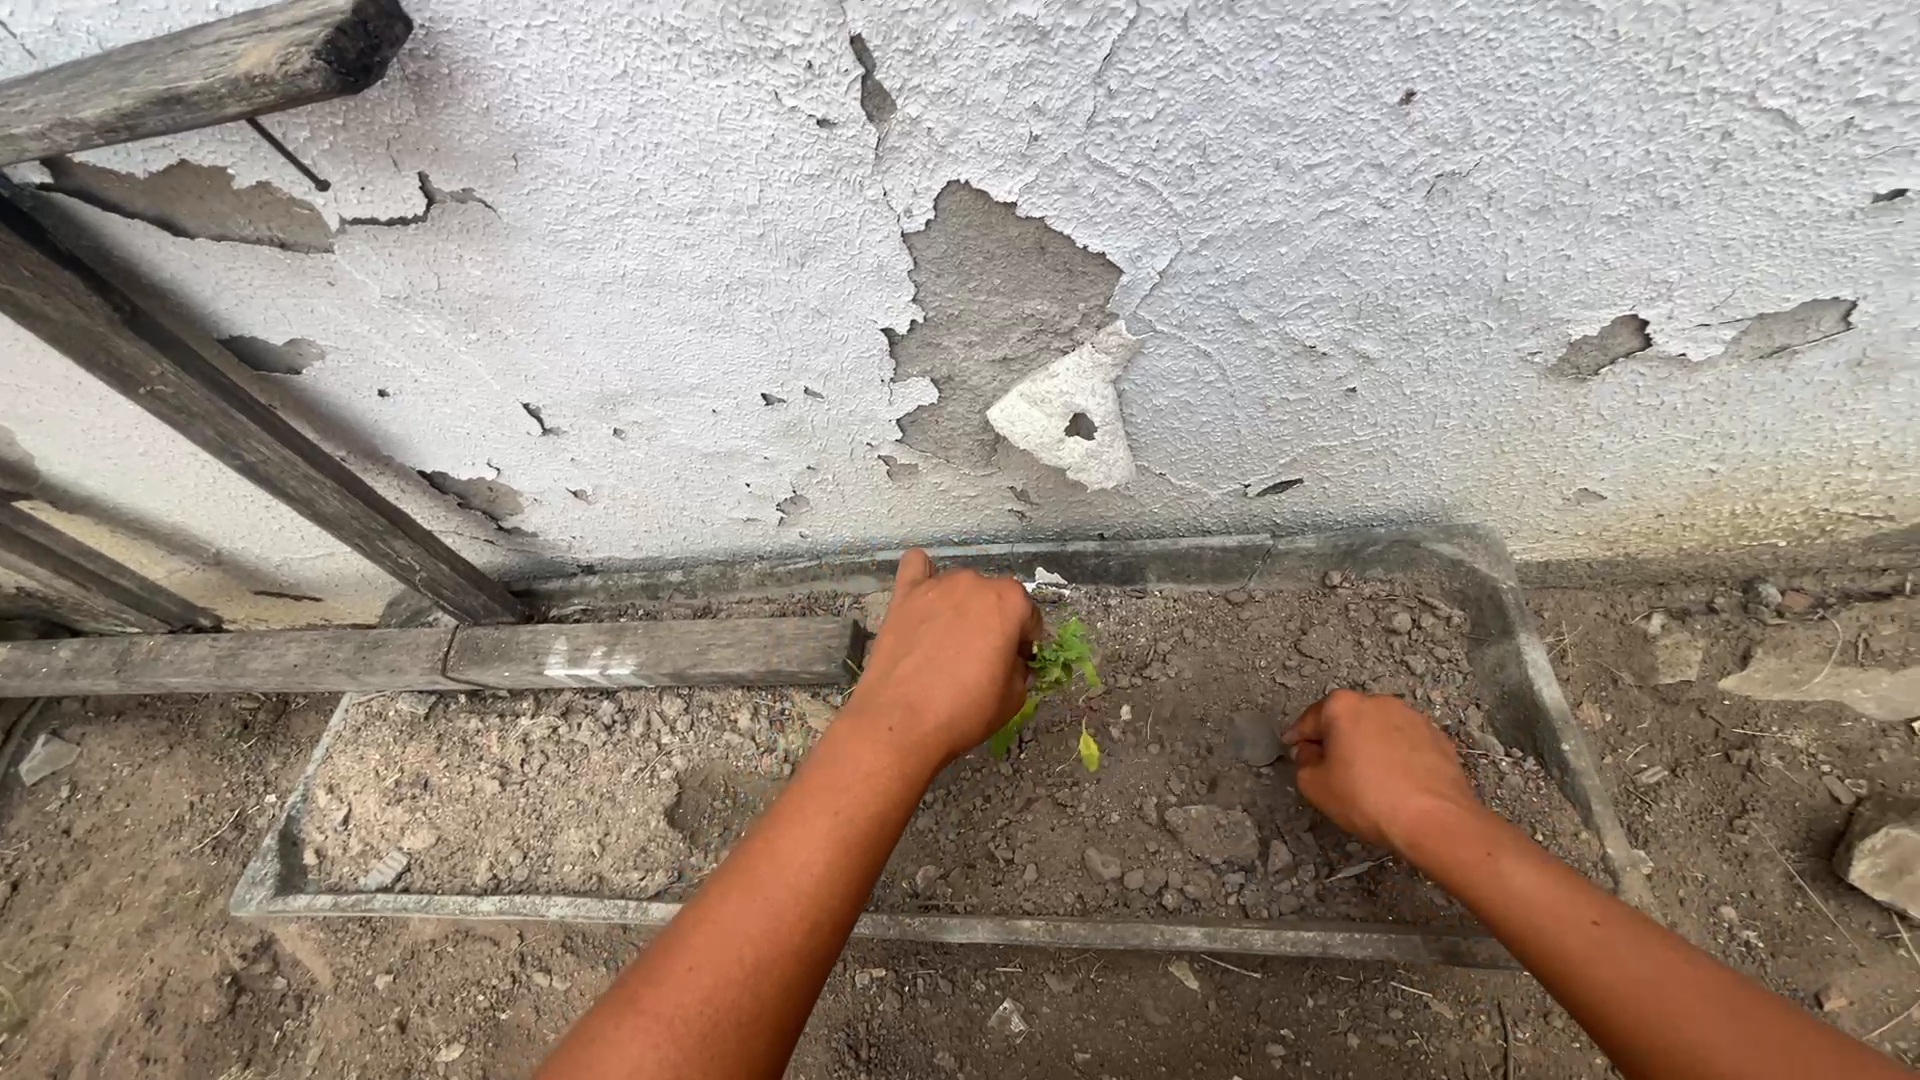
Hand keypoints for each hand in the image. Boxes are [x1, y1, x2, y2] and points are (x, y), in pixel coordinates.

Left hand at [842, 550, 1042, 769]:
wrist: (901, 722)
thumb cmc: (964, 711)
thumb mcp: (1014, 697)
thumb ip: (1021, 667)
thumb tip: (1013, 660)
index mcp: (1010, 601)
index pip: (1029, 616)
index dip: (1025, 643)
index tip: (1014, 664)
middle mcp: (975, 583)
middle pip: (994, 598)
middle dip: (994, 623)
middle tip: (981, 658)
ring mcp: (936, 585)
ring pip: (960, 587)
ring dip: (962, 607)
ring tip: (947, 642)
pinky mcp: (903, 594)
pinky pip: (916, 567)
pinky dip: (923, 577)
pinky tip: (923, 599)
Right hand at [1283, 689, 1483, 851]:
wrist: (1437, 821)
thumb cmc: (1367, 798)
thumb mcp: (1313, 785)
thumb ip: (1302, 761)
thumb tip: (1311, 752)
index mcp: (1342, 706)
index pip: (1309, 720)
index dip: (1298, 738)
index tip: (1294, 750)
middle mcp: (1377, 702)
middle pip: (1345, 720)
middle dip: (1335, 739)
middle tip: (1331, 768)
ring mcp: (1413, 717)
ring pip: (1377, 729)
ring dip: (1367, 746)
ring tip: (1367, 778)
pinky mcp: (1439, 738)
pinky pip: (1405, 743)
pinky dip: (1396, 756)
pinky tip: (1395, 782)